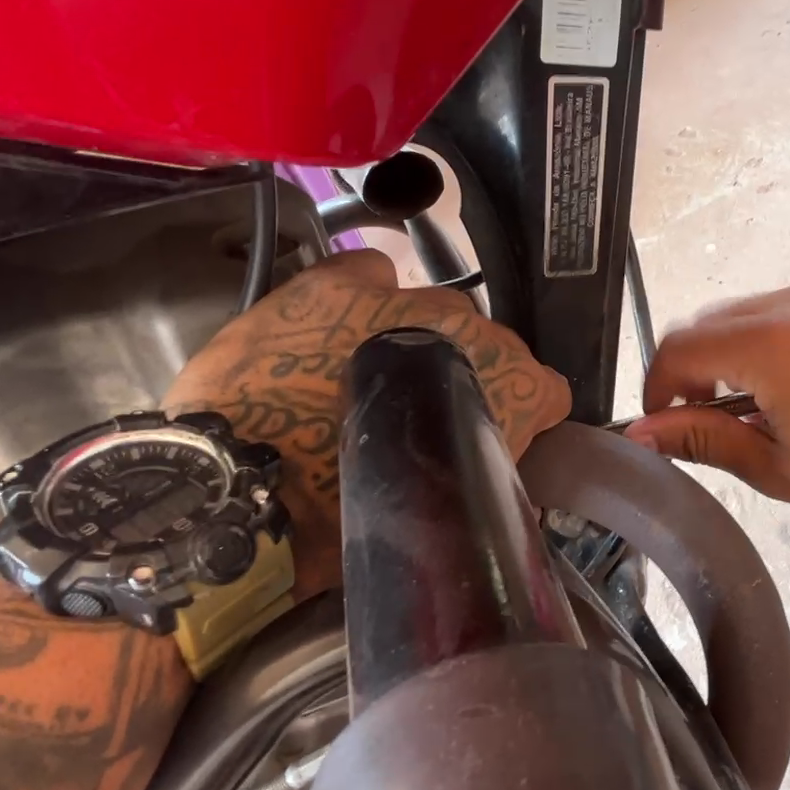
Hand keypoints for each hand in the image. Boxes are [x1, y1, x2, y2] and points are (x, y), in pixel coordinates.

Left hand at [164, 250, 571, 588]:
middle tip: (425, 413)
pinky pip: (375, 269)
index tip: (493, 436)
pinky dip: (367, 293)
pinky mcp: (338, 284)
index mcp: (514, 390)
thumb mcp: (447, 509)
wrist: (240, 497)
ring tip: (377, 371)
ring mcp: (405, 300)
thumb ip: (483, 468)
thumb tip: (488, 459)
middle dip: (471, 373)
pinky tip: (344, 325)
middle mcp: (473, 332)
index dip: (524, 415)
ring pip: (439, 307)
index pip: (549, 391)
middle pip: (493, 344)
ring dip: (422, 335)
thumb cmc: (349, 520)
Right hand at [625, 283, 789, 533]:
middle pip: (706, 322)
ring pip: (742, 312)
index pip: (680, 348)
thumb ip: (702, 438)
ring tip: (748, 406)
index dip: (657, 388)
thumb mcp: (775, 466)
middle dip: (689, 369)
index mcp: (772, 345)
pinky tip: (786, 384)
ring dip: (725, 353)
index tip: (663, 424)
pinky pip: (782, 309)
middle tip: (703, 419)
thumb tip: (641, 434)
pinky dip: (763, 340)